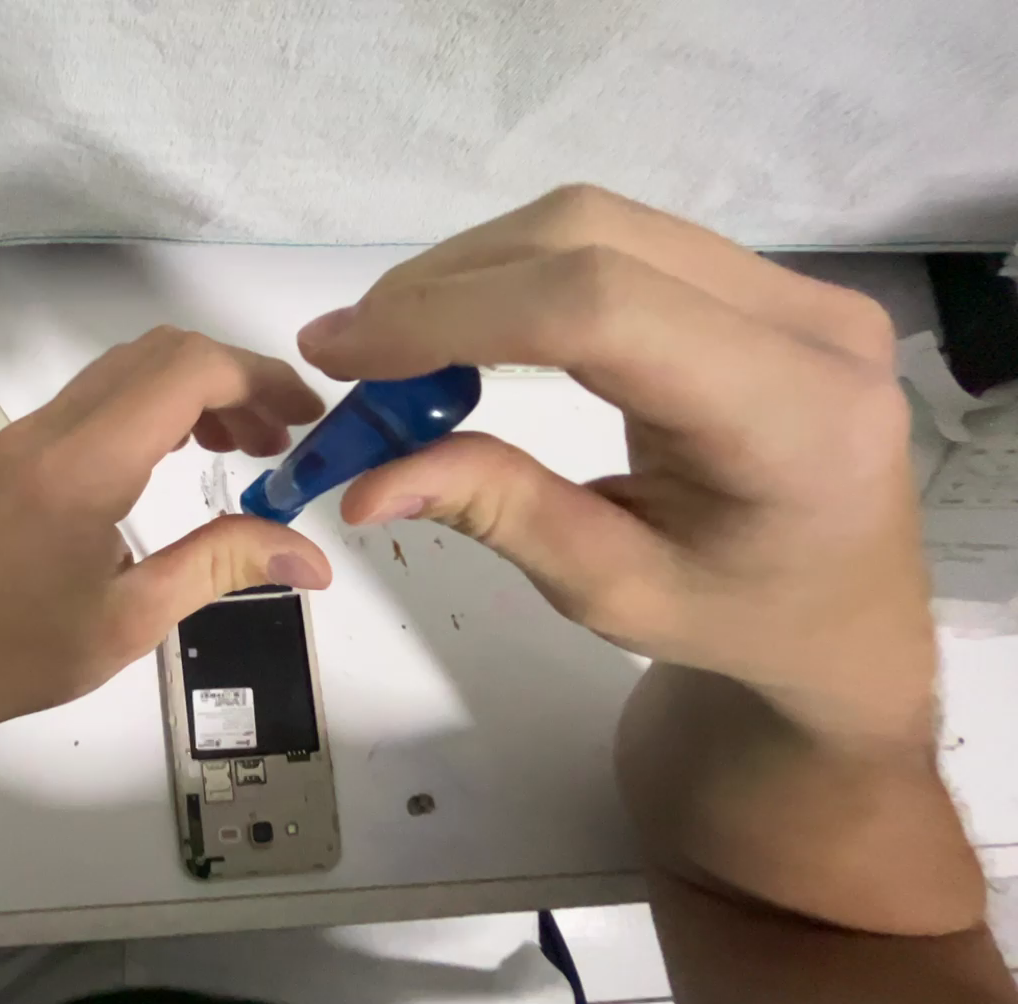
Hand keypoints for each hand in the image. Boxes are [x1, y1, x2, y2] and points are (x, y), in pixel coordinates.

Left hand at [0, 327, 331, 733]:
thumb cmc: (29, 650)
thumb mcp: (136, 616)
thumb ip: (224, 565)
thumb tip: (313, 559)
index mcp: (82, 468)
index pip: (185, 372)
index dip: (258, 379)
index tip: (305, 418)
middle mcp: (52, 429)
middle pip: (161, 352)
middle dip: (235, 380)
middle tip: (279, 440)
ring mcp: (30, 431)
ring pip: (130, 366)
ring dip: (196, 388)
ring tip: (242, 446)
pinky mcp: (23, 444)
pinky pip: (102, 394)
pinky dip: (156, 404)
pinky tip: (182, 451)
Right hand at [295, 185, 930, 732]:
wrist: (829, 601)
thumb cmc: (730, 617)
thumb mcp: (604, 589)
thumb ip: (494, 514)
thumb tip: (363, 484)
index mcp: (785, 414)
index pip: (595, 311)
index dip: (447, 317)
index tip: (336, 352)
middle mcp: (799, 318)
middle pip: (584, 239)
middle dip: (436, 288)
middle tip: (344, 351)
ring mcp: (777, 285)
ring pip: (582, 225)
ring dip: (458, 275)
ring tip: (387, 347)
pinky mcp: (736, 282)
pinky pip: (595, 242)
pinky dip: (495, 277)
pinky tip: (452, 330)